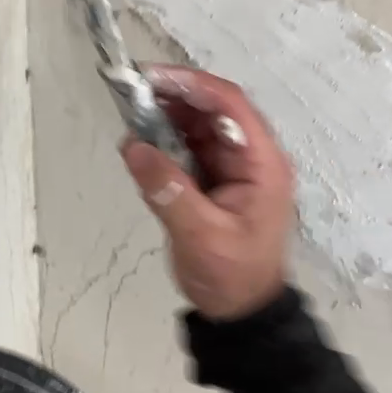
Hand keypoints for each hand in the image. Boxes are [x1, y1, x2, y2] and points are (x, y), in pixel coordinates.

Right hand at [120, 65, 296, 321]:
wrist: (241, 314)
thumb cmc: (231, 276)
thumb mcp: (200, 236)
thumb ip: (169, 191)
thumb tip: (133, 146)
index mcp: (261, 164)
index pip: (231, 107)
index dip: (193, 85)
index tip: (153, 78)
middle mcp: (249, 156)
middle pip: (213, 108)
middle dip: (174, 94)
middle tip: (132, 89)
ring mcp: (231, 166)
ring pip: (198, 122)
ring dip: (165, 113)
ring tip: (130, 109)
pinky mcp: (212, 177)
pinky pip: (187, 144)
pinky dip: (163, 135)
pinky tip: (138, 137)